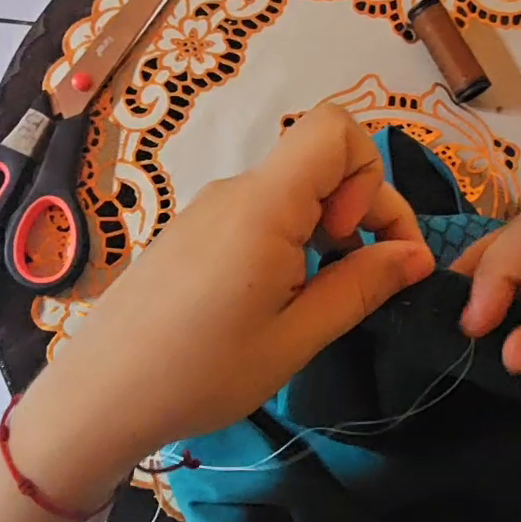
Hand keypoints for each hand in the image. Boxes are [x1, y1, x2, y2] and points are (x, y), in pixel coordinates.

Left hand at [13, 105, 436, 508]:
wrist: (101, 393)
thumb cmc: (202, 372)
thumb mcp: (295, 337)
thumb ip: (361, 287)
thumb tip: (418, 255)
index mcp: (265, 204)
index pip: (334, 128)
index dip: (367, 174)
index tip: (353, 239)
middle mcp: (237, 191)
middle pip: (321, 164)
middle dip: (361, 212)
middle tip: (360, 286)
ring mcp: (210, 209)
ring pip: (293, 193)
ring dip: (325, 233)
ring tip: (313, 302)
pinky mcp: (194, 231)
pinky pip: (261, 215)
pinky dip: (290, 242)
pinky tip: (275, 300)